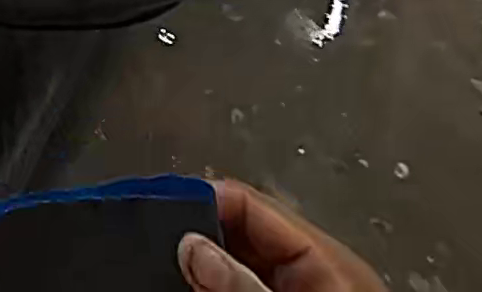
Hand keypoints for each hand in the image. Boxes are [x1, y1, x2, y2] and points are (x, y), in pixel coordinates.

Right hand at [177, 179, 386, 291]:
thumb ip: (240, 287)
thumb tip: (189, 244)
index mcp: (324, 262)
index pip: (252, 205)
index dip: (207, 199)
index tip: (162, 208)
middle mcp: (313, 275)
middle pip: (242, 233)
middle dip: (199, 236)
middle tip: (157, 243)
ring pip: (238, 266)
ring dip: (203, 267)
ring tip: (163, 267)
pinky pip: (244, 288)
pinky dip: (216, 288)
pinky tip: (187, 287)